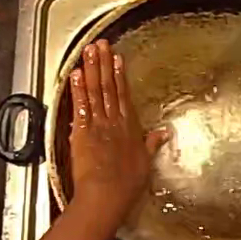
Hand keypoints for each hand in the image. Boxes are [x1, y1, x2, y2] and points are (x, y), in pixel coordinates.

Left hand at [67, 40, 167, 224]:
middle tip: (100, 44)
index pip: (123, 96)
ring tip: (88, 50)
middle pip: (109, 87)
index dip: (120, 76)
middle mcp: (114, 122)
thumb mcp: (145, 164)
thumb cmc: (127, 185)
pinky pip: (80, 105)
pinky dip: (78, 89)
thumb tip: (164, 133)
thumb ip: (152, 145)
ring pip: (95, 91)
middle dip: (104, 64)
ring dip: (92, 69)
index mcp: (129, 128)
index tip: (117, 59)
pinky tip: (76, 73)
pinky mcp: (83, 131)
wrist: (108, 195)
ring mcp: (99, 125)